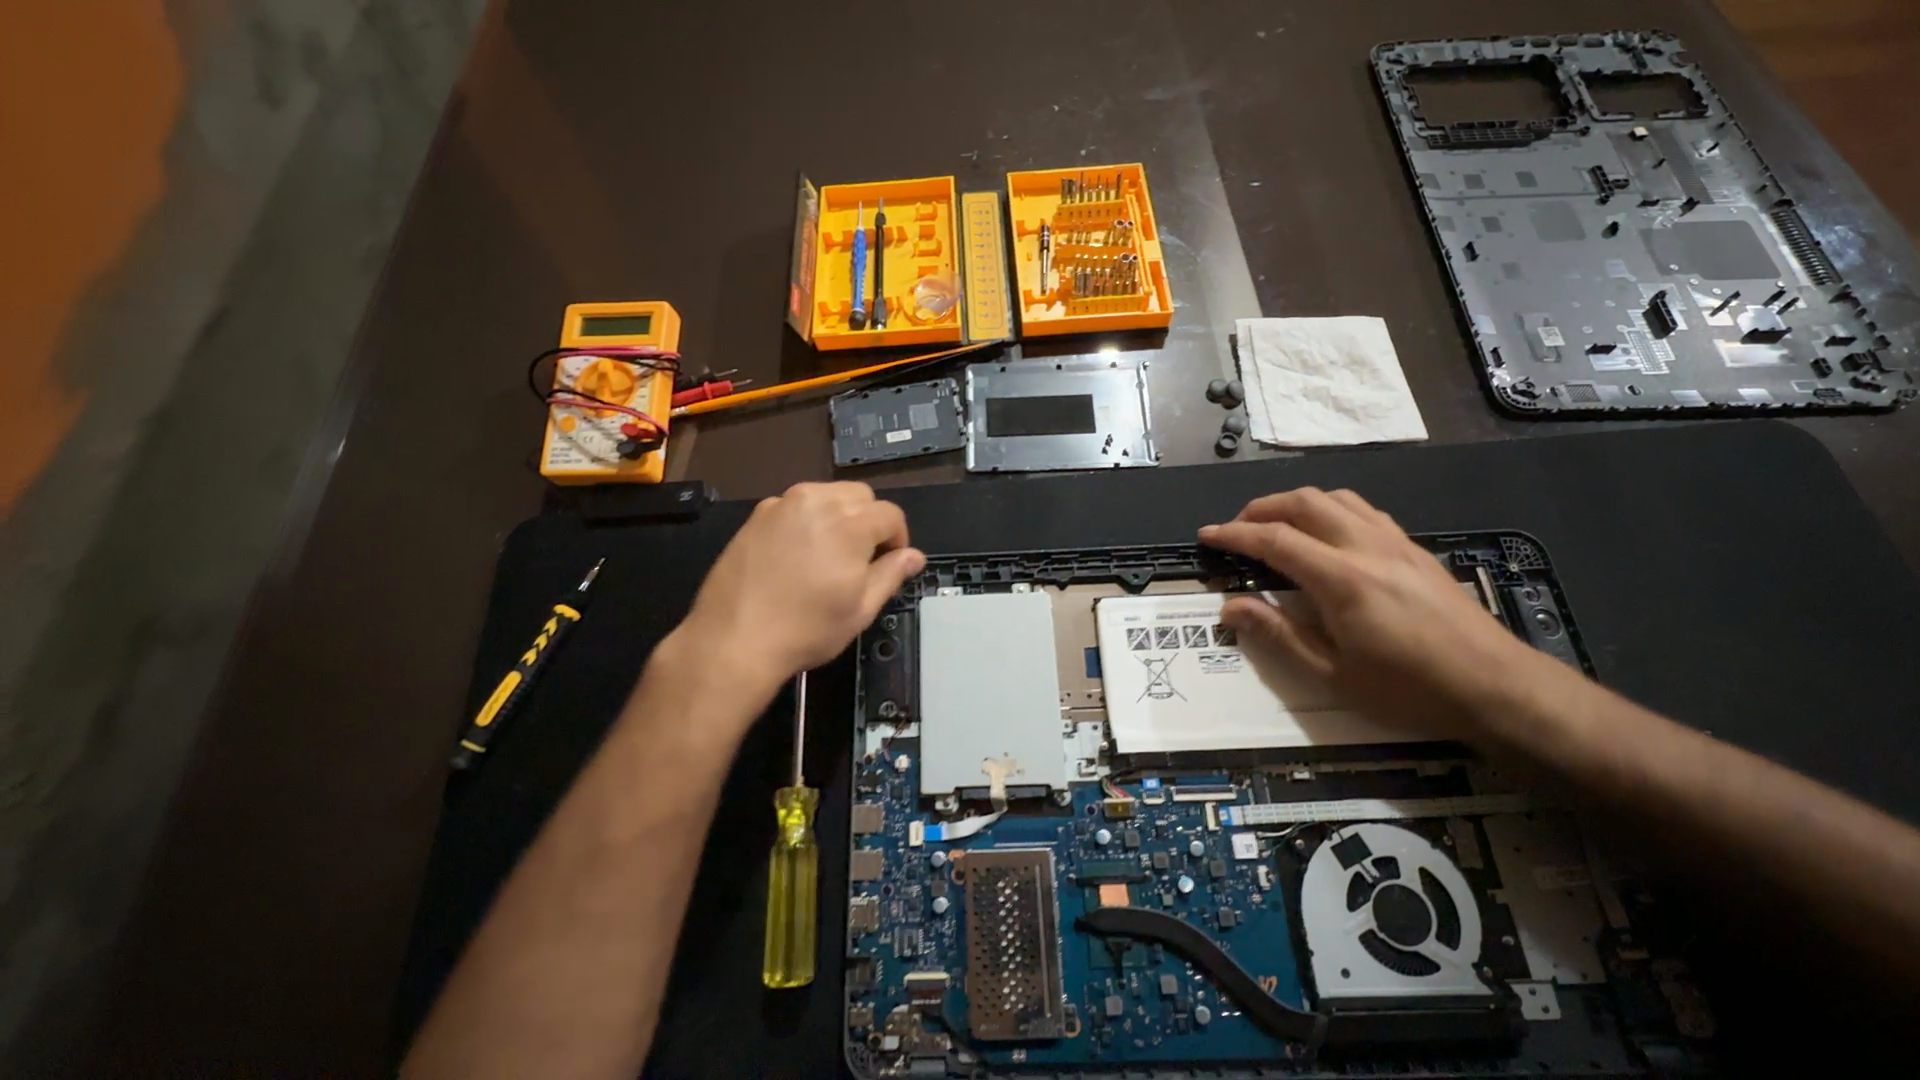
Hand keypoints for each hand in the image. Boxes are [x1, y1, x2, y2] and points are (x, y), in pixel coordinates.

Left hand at [676, 482, 924, 696]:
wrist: (734, 639)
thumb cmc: (805, 630)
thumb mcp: (860, 610)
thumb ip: (891, 575)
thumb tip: (914, 555)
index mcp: (850, 524)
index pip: (890, 514)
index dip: (898, 538)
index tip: (889, 563)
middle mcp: (817, 502)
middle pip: (860, 496)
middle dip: (869, 520)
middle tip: (861, 559)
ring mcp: (782, 505)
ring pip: (826, 495)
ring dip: (839, 515)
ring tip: (829, 554)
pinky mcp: (757, 514)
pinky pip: (795, 505)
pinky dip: (806, 520)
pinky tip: (797, 554)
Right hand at [1199, 488, 1545, 734]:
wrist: (1494, 686)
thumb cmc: (1408, 690)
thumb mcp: (1333, 675)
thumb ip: (1279, 635)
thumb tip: (1231, 607)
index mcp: (1342, 579)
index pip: (1275, 539)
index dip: (1234, 534)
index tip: (1206, 536)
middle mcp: (1367, 547)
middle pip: (1305, 503)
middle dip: (1262, 508)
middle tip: (1236, 529)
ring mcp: (1396, 543)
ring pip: (1337, 498)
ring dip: (1297, 503)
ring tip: (1275, 525)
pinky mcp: (1415, 550)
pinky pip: (1364, 511)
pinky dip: (1331, 509)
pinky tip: (1327, 534)